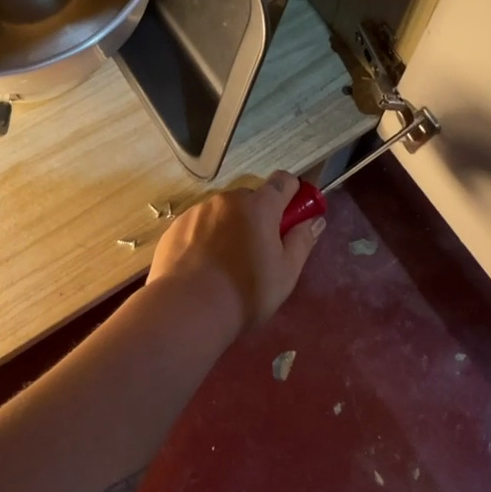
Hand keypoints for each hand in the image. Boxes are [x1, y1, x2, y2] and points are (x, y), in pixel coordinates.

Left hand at [146, 171, 324, 336]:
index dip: (292, 195)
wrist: (186, 310)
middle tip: (258, 252)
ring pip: (223, 213)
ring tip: (225, 265)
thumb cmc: (245, 292)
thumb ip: (302, 241)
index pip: (283, 181)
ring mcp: (198, 211)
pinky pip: (198, 226)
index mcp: (259, 205)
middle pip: (251, 199)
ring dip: (229, 228)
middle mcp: (228, 199)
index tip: (292, 218)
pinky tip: (202, 268)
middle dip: (258, 218)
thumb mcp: (286, 272)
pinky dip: (204, 239)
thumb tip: (314, 220)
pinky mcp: (176, 227)